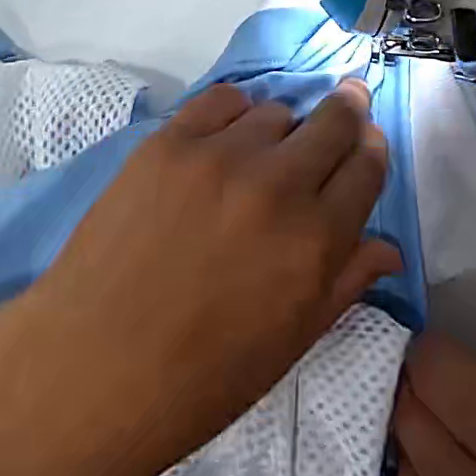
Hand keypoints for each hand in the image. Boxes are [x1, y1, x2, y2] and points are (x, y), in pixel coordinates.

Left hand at [0, 79, 402, 475]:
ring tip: (263, 155)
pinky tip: (223, 140)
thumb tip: (389, 248)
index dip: (372, 149)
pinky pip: (223, 100)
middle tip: (345, 106)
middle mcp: (278, 187)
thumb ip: (347, 282)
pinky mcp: (169, 143)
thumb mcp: (291, 342)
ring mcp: (219, 157)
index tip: (366, 144)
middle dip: (347, 112)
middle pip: (335, 120)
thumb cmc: (200, 375)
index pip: (368, 166)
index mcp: (316, 241)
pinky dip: (234, 114)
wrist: (86, 368)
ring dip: (282, 129)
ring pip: (278, 110)